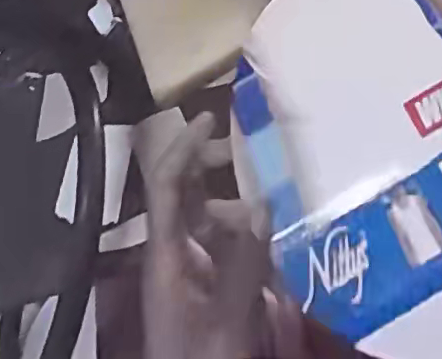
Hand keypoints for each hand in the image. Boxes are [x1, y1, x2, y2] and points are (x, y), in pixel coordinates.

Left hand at [142, 112, 304, 358]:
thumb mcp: (225, 323)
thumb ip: (245, 263)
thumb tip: (263, 203)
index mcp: (165, 255)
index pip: (166, 185)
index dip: (182, 146)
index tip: (208, 116)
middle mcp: (175, 254)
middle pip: (189, 194)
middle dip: (217, 167)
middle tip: (252, 149)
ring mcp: (193, 273)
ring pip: (213, 219)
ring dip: (241, 203)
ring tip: (275, 195)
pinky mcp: (212, 291)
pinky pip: (229, 248)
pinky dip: (250, 235)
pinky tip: (276, 237)